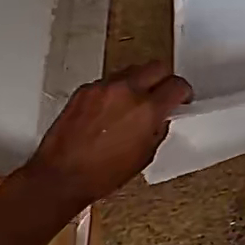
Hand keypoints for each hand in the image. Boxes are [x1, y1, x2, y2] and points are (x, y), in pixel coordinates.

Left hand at [24, 62, 192, 205]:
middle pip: (158, 67)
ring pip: (133, 70)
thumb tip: (162, 116)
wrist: (60, 177)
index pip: (177, 85)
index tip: (181, 98)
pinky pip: (108, 80)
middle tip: (163, 93)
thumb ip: (158, 128)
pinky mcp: (85, 90)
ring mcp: (104, 87)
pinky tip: (111, 108)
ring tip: (135, 101)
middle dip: (164, 79)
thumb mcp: (145, 155)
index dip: (183, 92)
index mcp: (147, 109)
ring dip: (140, 82)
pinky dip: (115, 90)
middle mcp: (127, 92)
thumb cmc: (100, 174)